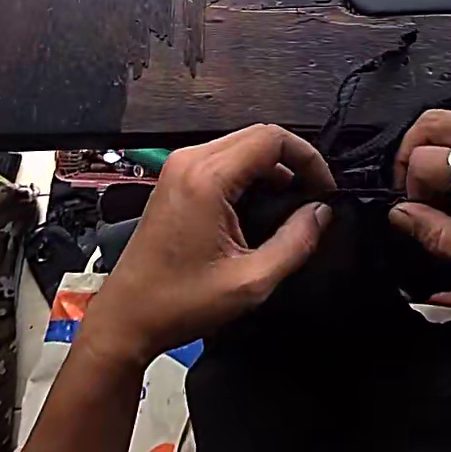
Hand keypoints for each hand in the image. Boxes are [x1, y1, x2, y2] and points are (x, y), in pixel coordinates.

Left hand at [75, 125, 335, 367]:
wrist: (128, 316)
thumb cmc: (176, 302)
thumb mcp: (250, 282)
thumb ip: (295, 243)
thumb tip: (320, 213)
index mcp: (206, 179)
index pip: (271, 139)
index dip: (307, 158)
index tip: (322, 187)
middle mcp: (189, 163)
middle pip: (258, 135)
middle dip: (293, 160)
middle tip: (313, 194)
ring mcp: (179, 168)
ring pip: (241, 144)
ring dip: (272, 167)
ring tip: (290, 204)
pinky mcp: (176, 179)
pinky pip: (222, 159)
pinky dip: (249, 173)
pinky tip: (260, 205)